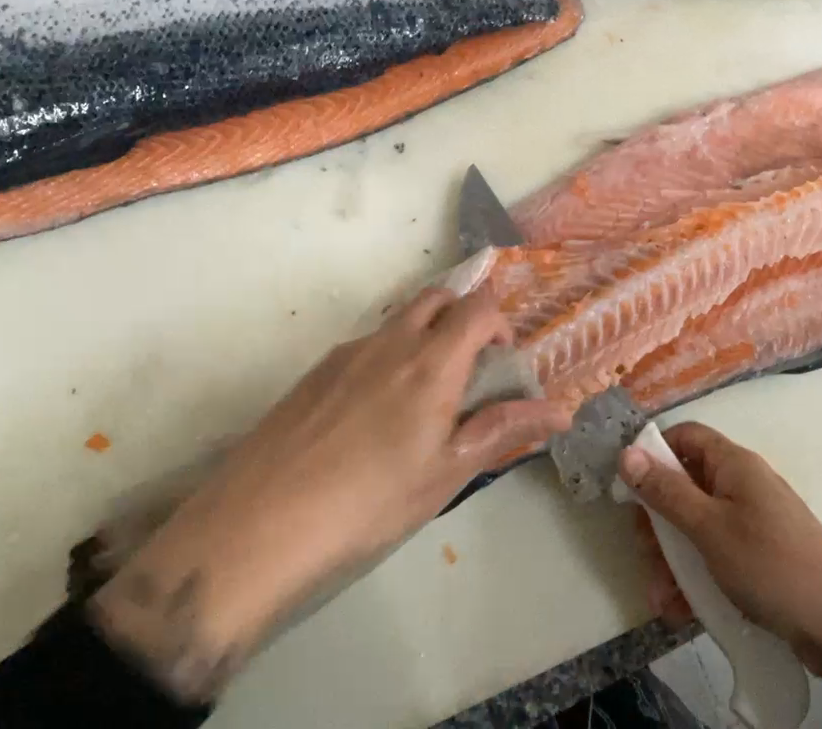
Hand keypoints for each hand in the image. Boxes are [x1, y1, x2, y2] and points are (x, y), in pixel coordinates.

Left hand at [90, 288, 571, 700]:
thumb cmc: (370, 502)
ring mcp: (346, 353)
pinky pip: (365, 345)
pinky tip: (374, 416)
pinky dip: (388, 356)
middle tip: (469, 365)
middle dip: (462, 314)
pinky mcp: (314, 372)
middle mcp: (390, 342)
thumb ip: (503, 432)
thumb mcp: (446, 473)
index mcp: (430, 362)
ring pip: (397, 320)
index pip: (478, 307)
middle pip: (436, 297)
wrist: (261, 523)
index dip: (499, 321)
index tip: (502, 359)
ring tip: (423, 397)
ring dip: (424, 334)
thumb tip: (560, 410)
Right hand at [621, 423, 821, 728]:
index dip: (654, 453)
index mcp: (734, 464)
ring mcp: (752, 524)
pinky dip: (695, 578)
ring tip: (662, 597)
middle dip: (659, 521)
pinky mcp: (758, 559)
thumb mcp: (709, 528)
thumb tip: (626, 452)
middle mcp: (743, 486)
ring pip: (696, 528)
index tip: (627, 486)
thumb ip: (666, 492)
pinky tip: (681, 610)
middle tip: (646, 551)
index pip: (685, 437)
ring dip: (673, 559)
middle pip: (685, 486)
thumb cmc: (771, 565)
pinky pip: (715, 557)